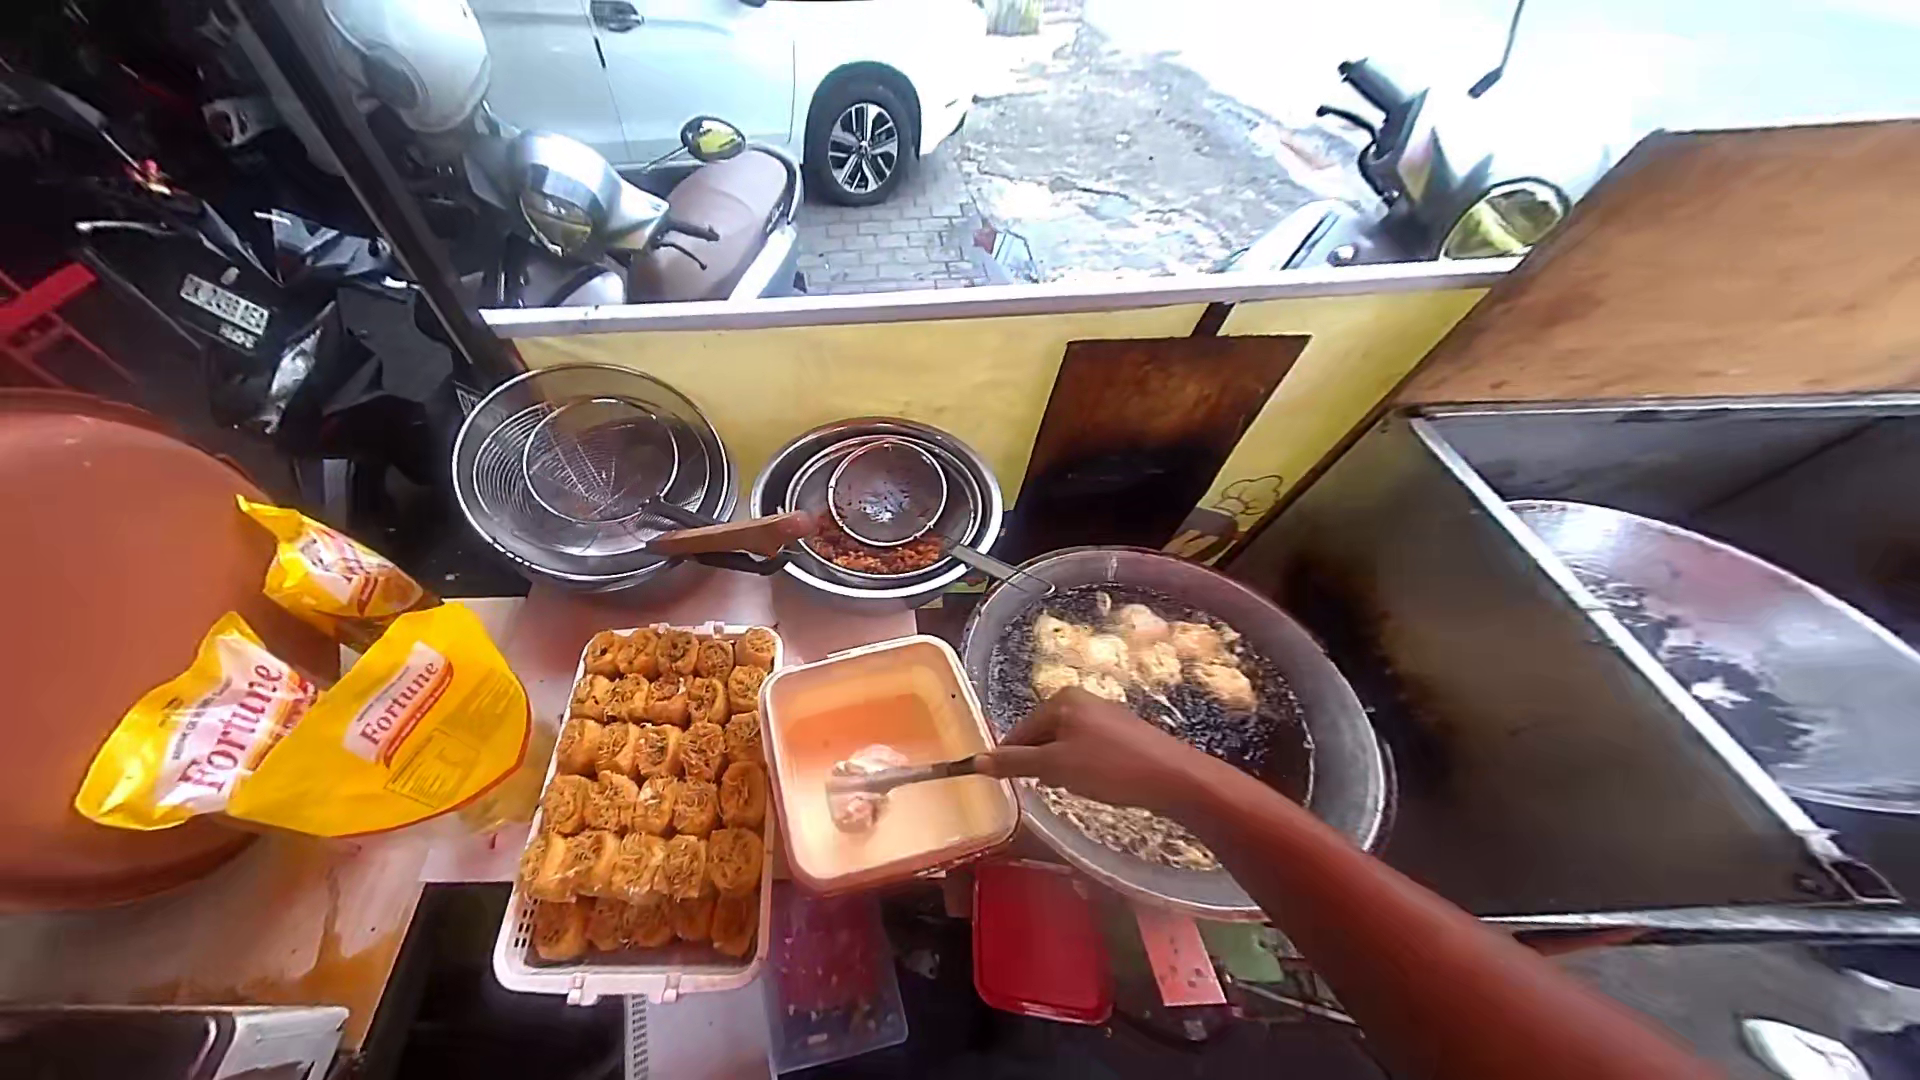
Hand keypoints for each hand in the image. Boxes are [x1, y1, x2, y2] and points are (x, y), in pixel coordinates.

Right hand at [974, 687, 1228, 813]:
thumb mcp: (1054, 767)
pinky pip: (1087, 747)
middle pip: (1042, 735)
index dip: (1012, 759)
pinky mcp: (1122, 730)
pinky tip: (1097, 783)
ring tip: (1078, 786)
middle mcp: (1080, 699)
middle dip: (1042, 763)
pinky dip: (1084, 766)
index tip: (1013, 785)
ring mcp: (1103, 713)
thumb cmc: (1108, 768)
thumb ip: (1014, 762)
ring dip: (1062, 767)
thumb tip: (976, 761)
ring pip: (1064, 744)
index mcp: (1061, 700)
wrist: (1173, 778)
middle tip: (1053, 787)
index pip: (1020, 730)